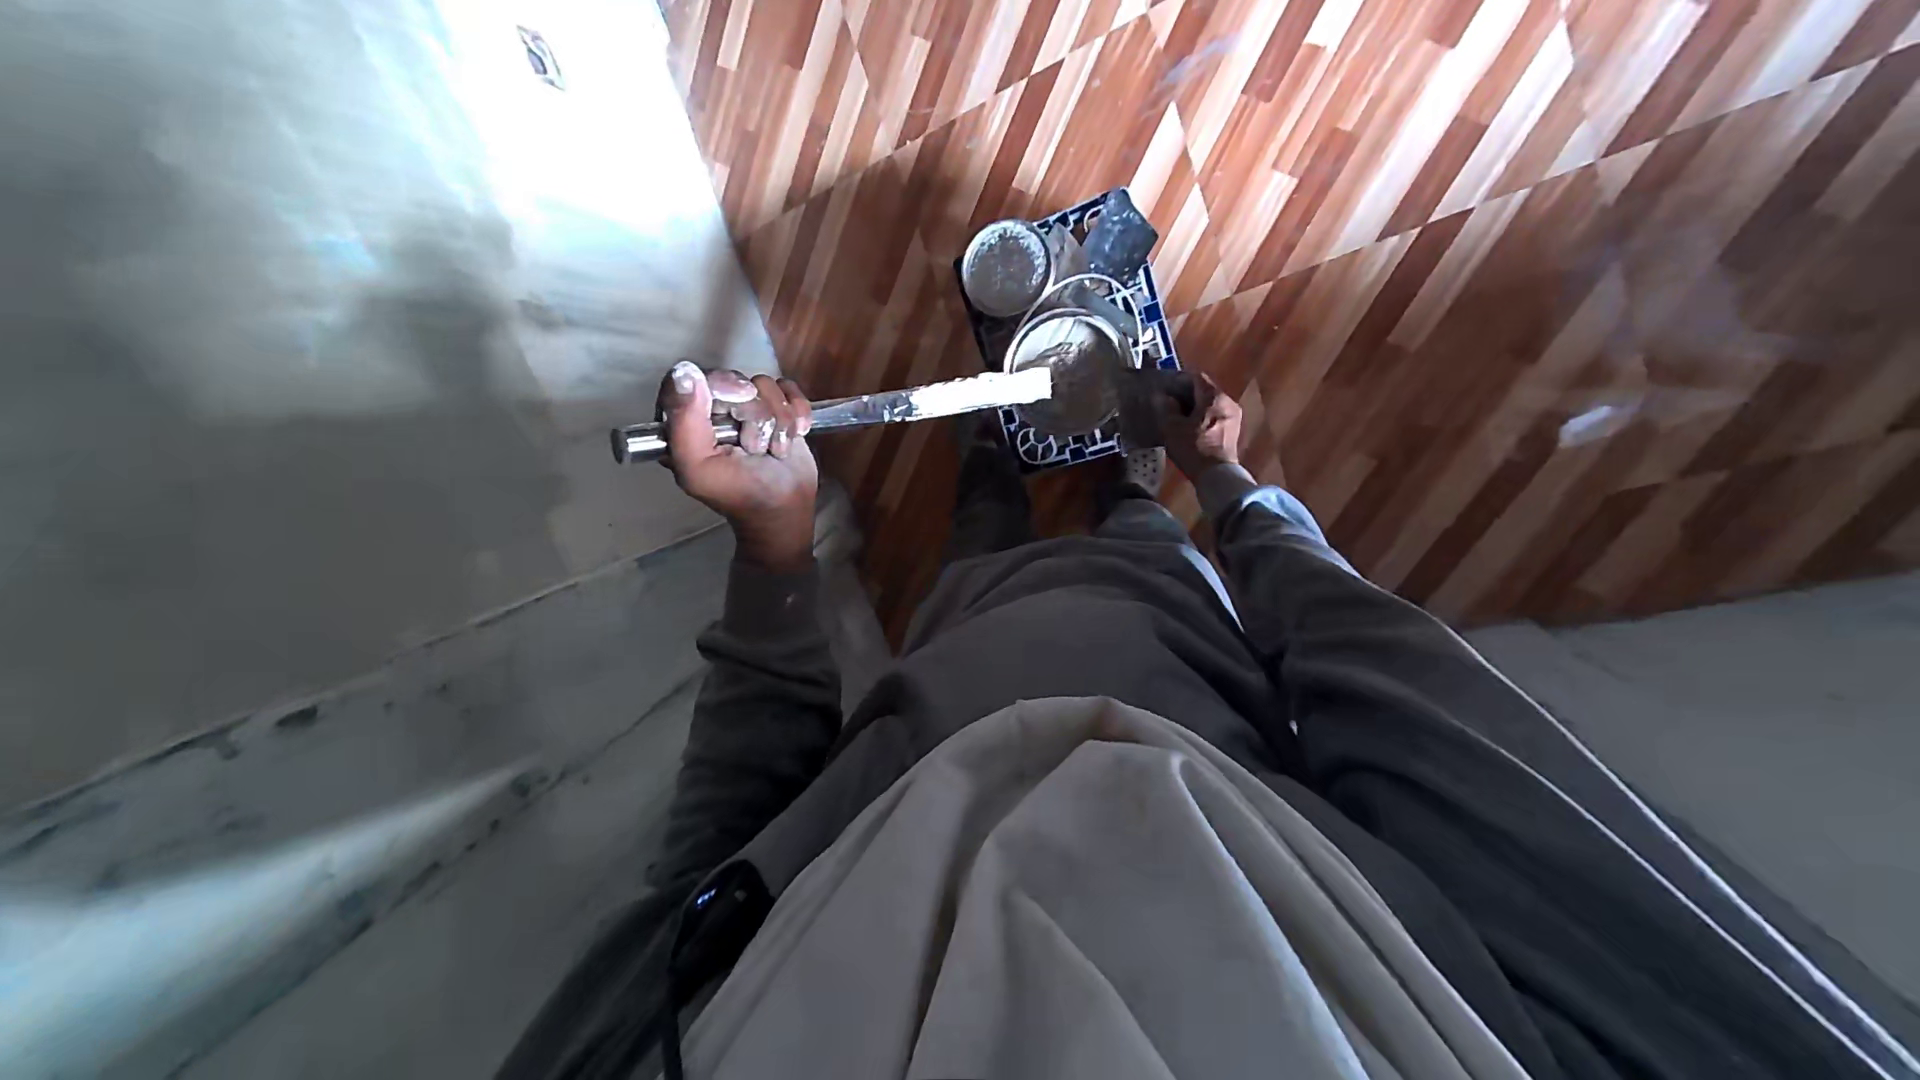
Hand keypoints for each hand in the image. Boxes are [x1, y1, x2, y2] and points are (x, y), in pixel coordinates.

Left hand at [658, 361, 817, 571]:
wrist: (785, 510)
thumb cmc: (740, 494)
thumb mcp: (698, 467)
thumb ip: (683, 421)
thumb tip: (685, 371)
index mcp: (682, 420)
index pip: (693, 378)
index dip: (720, 386)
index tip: (740, 408)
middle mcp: (713, 409)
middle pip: (733, 379)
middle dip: (754, 413)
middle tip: (755, 446)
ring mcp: (746, 406)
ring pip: (764, 384)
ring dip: (779, 420)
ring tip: (775, 448)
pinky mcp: (777, 408)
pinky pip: (788, 388)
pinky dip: (798, 411)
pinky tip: (797, 434)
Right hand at [1160, 372, 1242, 479]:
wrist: (1216, 475)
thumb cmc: (1193, 448)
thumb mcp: (1172, 427)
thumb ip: (1166, 408)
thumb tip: (1163, 397)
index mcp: (1214, 397)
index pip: (1196, 377)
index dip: (1179, 380)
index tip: (1166, 388)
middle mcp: (1228, 401)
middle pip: (1205, 390)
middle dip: (1187, 394)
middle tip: (1170, 403)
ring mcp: (1234, 416)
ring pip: (1211, 403)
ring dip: (1195, 406)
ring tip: (1179, 416)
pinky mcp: (1234, 430)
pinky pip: (1216, 415)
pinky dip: (1204, 416)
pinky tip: (1192, 427)